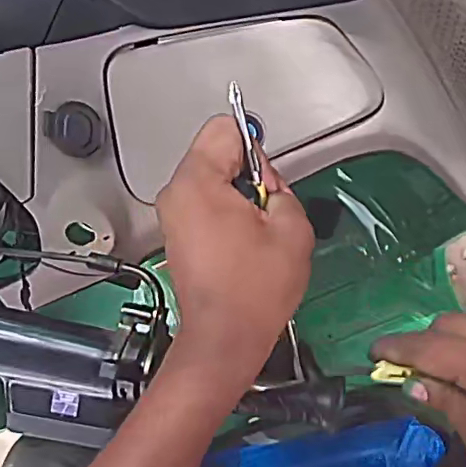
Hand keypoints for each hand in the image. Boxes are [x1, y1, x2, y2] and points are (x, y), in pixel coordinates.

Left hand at [156, 116, 313, 385]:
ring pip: (212, 182)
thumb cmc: (254, 290)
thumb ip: (281, 187)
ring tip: (255, 233)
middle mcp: (175, 195)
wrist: (226, 337)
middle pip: (216, 154)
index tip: (267, 180)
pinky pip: (205, 207)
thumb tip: (267, 184)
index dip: (256, 148)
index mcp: (196, 182)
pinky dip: (227, 217)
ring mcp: (172, 217)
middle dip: (248, 176)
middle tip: (266, 212)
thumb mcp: (292, 227)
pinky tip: (243, 246)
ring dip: (239, 198)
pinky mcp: (178, 237)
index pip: (224, 128)